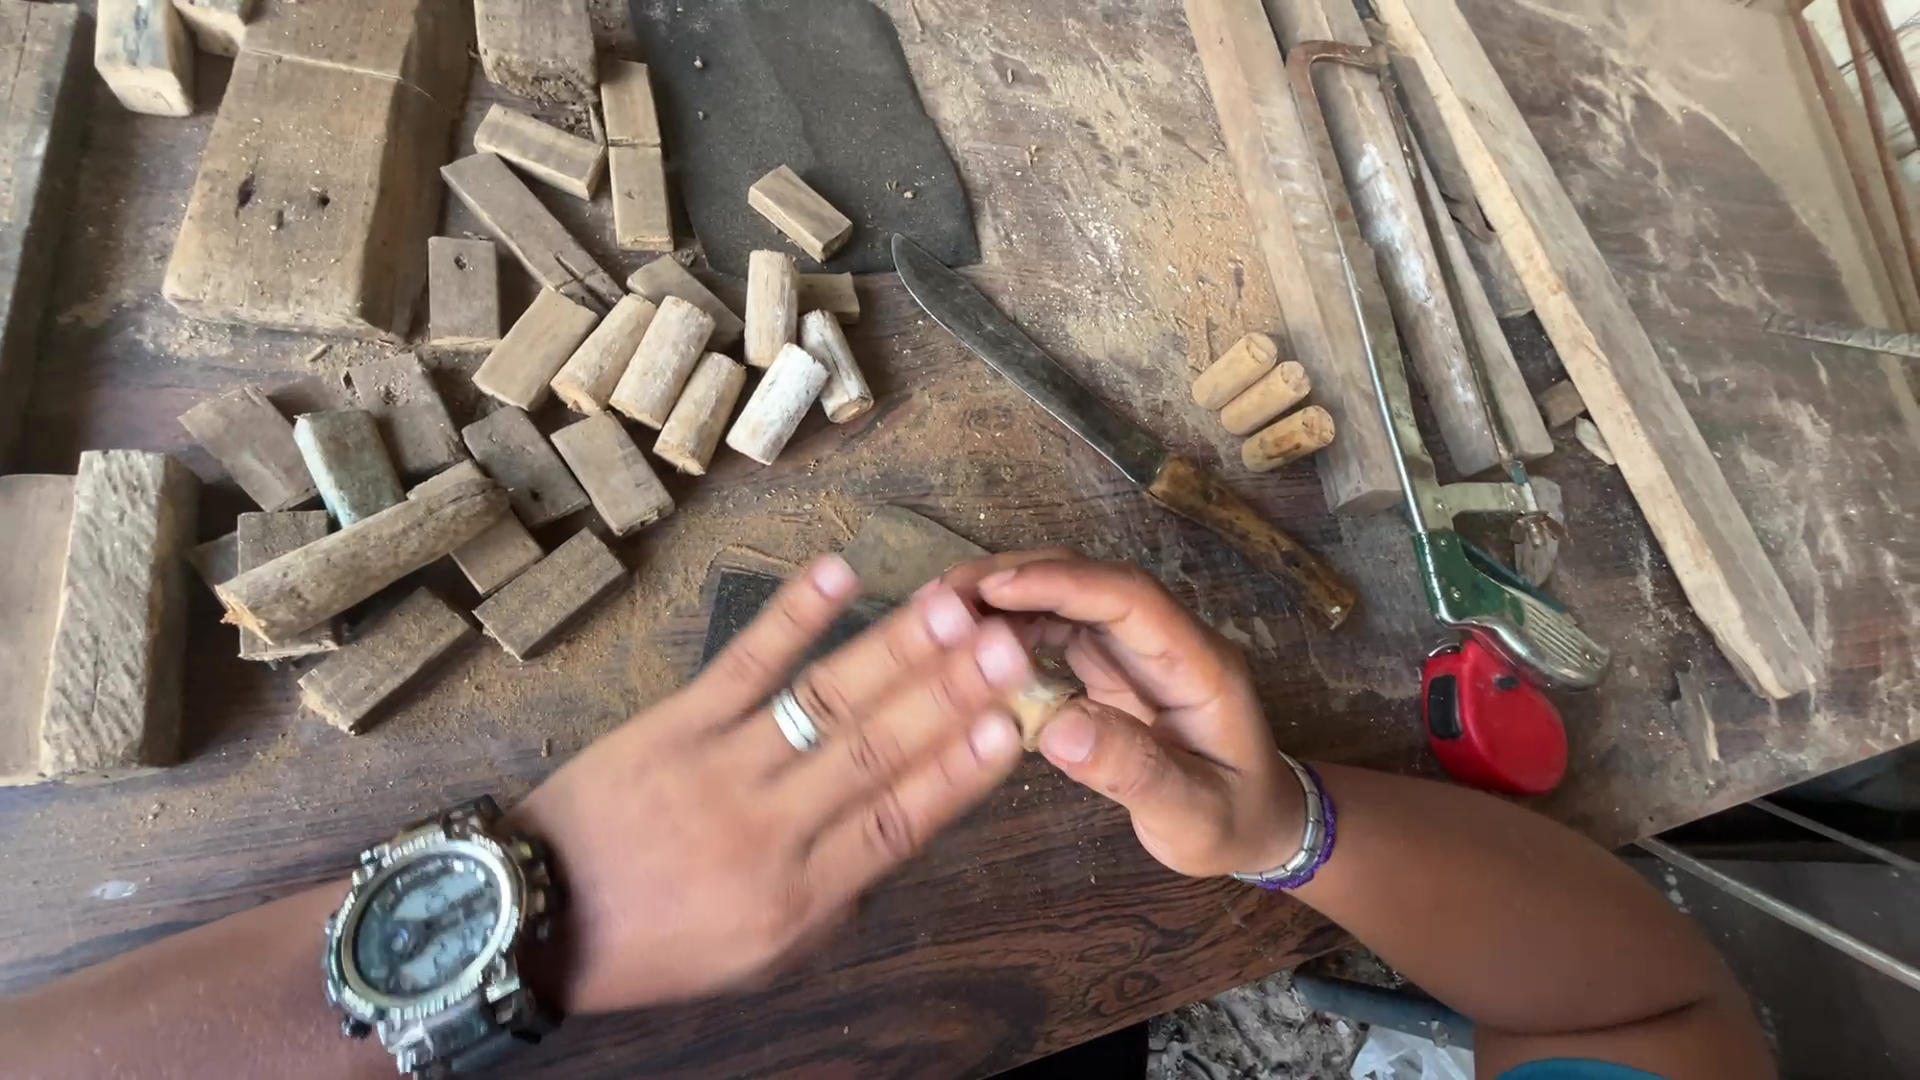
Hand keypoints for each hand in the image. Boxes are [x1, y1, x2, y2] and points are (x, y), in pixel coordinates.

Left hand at [511, 555, 1030, 1014]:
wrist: (529, 919)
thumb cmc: (662, 939)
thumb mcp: (763, 951)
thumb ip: (842, 888)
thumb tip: (906, 816)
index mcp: (797, 895)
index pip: (896, 822)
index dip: (957, 771)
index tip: (1010, 725)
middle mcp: (766, 828)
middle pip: (871, 751)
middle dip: (947, 694)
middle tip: (1007, 644)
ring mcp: (718, 765)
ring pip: (823, 701)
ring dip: (892, 650)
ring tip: (950, 608)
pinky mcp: (674, 722)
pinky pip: (742, 663)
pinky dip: (792, 615)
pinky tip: (839, 573)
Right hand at [947, 551, 1305, 878]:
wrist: (1254, 821)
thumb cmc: (1231, 820)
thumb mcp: (1193, 815)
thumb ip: (1134, 772)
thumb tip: (1057, 730)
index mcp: (1197, 662)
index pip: (1129, 596)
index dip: (1062, 584)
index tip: (994, 590)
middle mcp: (1162, 638)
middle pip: (1090, 580)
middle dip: (1018, 578)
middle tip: (947, 598)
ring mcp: (1133, 646)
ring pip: (1066, 596)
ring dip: (1007, 598)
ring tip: (945, 617)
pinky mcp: (1108, 661)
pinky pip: (1056, 627)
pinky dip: (1012, 628)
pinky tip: (973, 645)